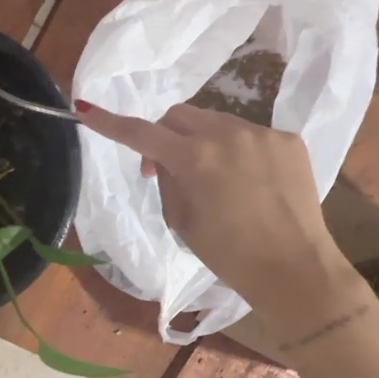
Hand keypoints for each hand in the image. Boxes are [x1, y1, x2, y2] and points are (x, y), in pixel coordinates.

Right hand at [74, 101, 365, 341]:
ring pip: (215, 122)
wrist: (293, 267)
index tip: (85, 110)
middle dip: (163, 135)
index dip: (110, 123)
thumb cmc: (227, 254)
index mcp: (195, 159)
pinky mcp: (288, 141)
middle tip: (160, 170)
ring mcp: (262, 134)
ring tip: (208, 179)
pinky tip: (244, 182)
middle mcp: (228, 135)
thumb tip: (164, 161)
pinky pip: (248, 134)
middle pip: (179, 116)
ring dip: (200, 141)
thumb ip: (168, 182)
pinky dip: (234, 151)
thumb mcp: (181, 221)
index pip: (142, 133)